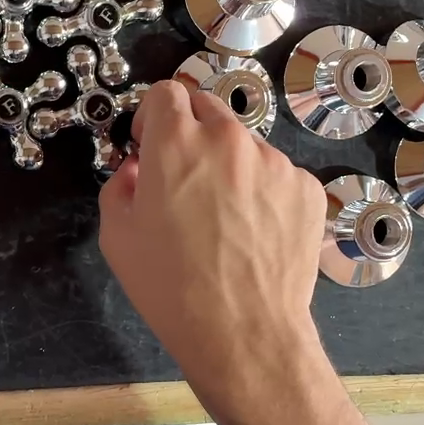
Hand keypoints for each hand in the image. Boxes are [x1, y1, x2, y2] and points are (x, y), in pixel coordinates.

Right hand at [98, 81, 333, 415]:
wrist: (242, 331)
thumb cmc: (170, 287)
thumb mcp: (117, 236)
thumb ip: (119, 185)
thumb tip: (137, 168)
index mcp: (176, 143)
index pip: (165, 93)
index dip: (152, 116)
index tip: (149, 142)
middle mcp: (228, 139)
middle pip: (206, 108)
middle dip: (190, 133)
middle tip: (183, 178)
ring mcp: (274, 161)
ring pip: (243, 144)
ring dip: (228, 164)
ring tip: (223, 216)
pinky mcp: (306, 187)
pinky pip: (276, 174)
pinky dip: (262, 191)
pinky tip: (253, 231)